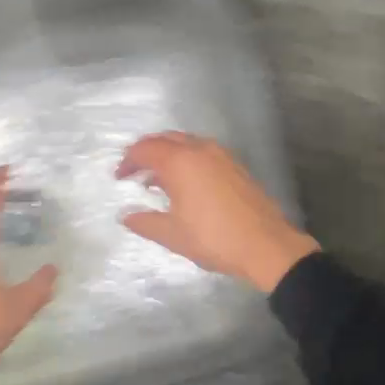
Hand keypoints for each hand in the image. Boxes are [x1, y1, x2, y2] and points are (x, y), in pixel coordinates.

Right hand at [118, 132, 319, 292]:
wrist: (265, 245)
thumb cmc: (214, 238)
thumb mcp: (173, 234)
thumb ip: (145, 222)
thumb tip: (126, 216)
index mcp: (181, 162)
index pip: (146, 149)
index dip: (128, 160)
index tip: (119, 177)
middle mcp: (201, 150)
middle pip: (166, 139)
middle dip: (147, 152)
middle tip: (134, 171)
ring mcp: (222, 156)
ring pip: (187, 143)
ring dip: (168, 155)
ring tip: (157, 179)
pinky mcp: (236, 166)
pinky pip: (203, 153)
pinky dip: (188, 160)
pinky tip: (185, 184)